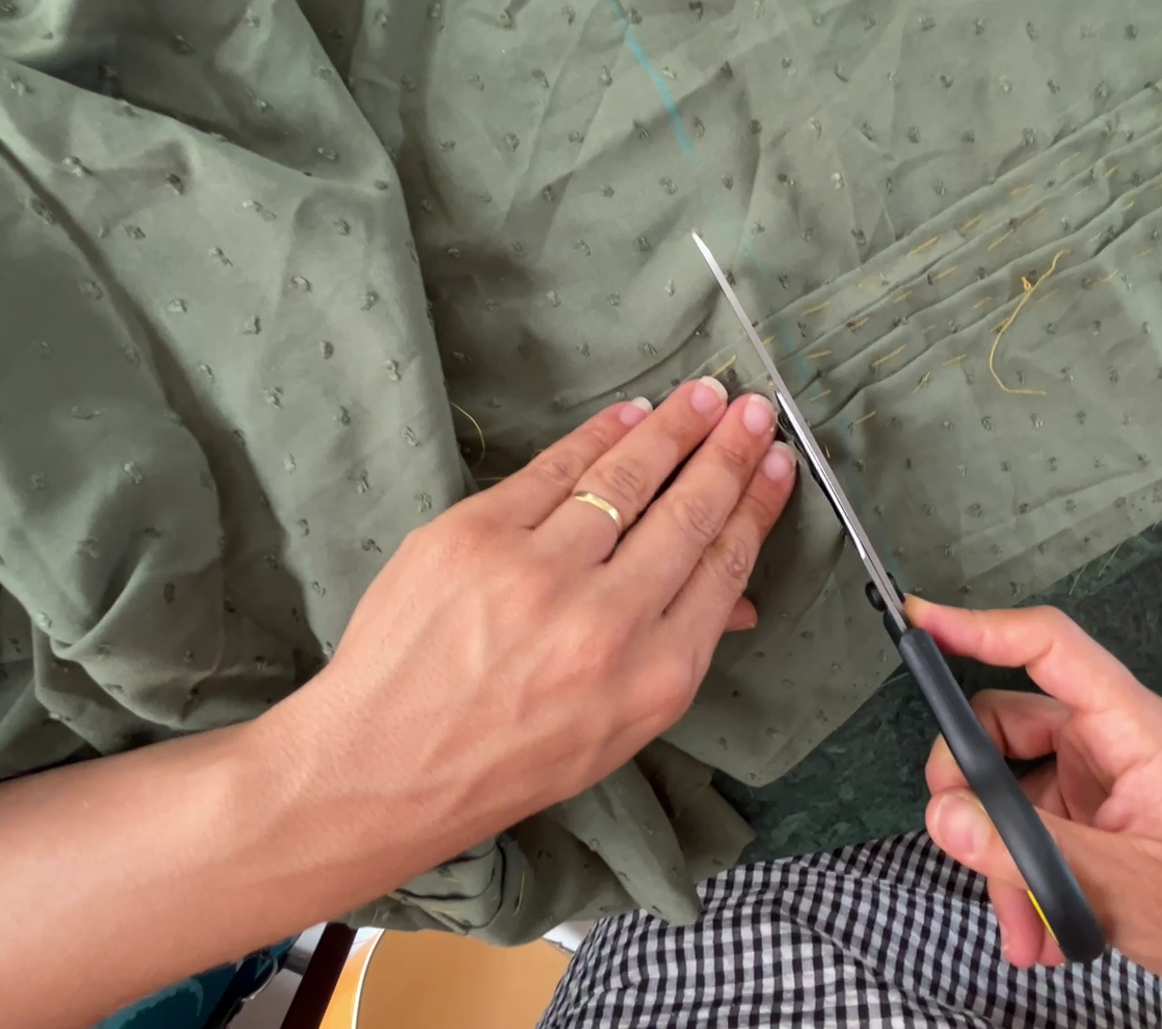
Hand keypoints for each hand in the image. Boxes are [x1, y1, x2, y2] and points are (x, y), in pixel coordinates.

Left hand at [257, 378, 796, 877]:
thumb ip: (680, 653)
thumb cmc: (511, 758)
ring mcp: (537, 571)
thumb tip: (736, 599)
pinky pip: (554, 468)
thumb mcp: (618, 729)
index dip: (755, 505)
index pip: (723, 566)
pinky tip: (632, 413)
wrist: (384, 766)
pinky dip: (599, 434)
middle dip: (730, 452)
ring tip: (706, 395)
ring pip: (626, 478)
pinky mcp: (475, 535)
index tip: (776, 465)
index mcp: (655, 675)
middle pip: (687, 512)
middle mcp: (607, 619)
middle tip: (755, 408)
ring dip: (674, 428)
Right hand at [912, 601, 1161, 1021]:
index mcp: (1130, 727)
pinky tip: (1037, 929)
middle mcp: (1106, 738)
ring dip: (999, 850)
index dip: (979, 625)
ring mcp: (1094, 775)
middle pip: (1003, 724)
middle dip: (974, 791)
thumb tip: (941, 815)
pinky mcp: (1090, 811)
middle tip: (963, 847)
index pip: (1048, 646)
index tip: (917, 618)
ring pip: (1007, 783)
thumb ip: (1029, 853)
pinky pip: (1028, 821)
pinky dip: (1019, 870)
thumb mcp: (1128, 893)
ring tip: (1022, 923)